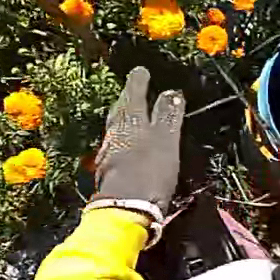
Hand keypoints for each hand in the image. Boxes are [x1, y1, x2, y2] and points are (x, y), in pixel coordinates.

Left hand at [92, 66, 182, 211]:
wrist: (125, 208)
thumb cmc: (150, 171)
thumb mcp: (166, 140)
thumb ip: (168, 115)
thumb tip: (172, 93)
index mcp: (131, 119)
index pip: (134, 91)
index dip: (139, 80)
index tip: (142, 70)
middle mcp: (116, 130)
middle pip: (121, 107)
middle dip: (128, 96)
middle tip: (134, 88)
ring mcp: (109, 149)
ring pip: (116, 124)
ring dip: (123, 115)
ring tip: (131, 112)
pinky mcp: (107, 167)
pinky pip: (115, 141)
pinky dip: (122, 135)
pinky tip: (126, 141)